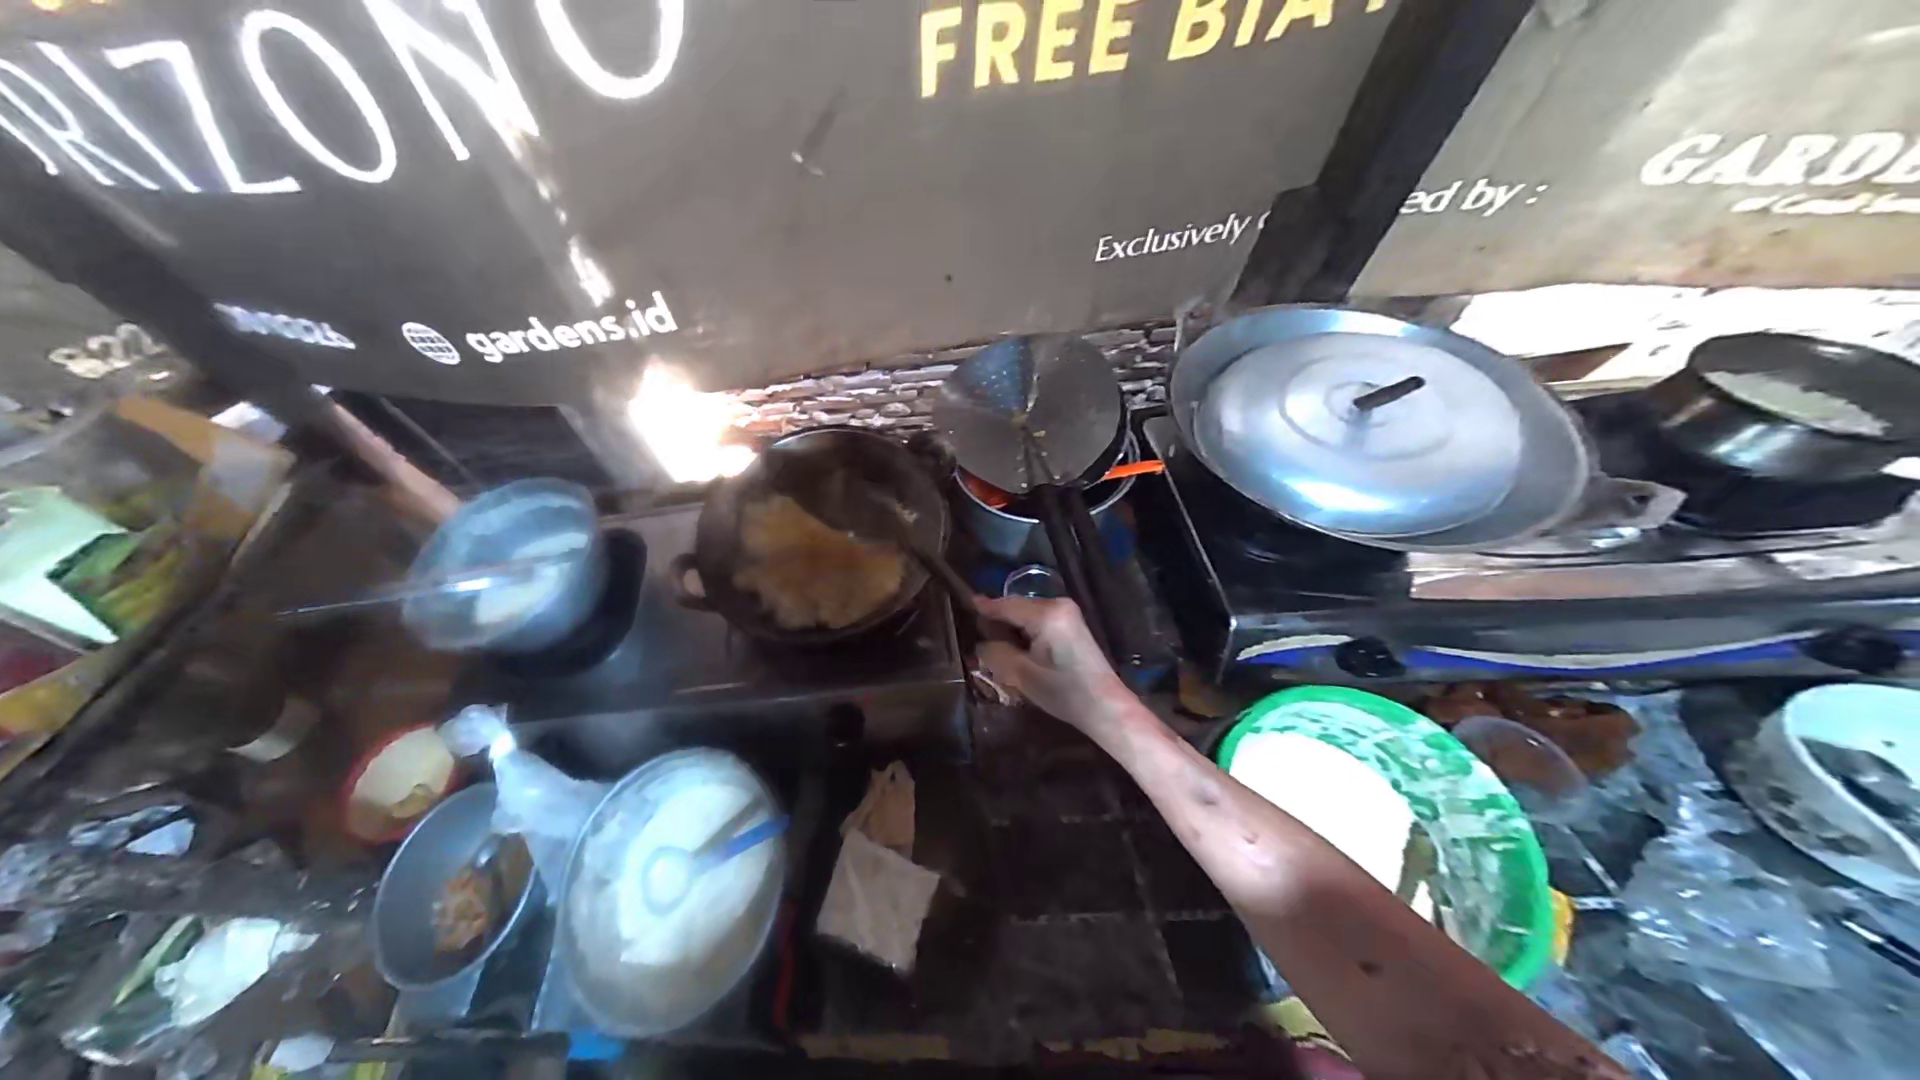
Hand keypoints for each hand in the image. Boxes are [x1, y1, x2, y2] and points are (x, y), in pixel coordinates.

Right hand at [973, 596, 1132, 733]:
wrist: (1106, 706)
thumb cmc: (1065, 692)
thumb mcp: (1022, 675)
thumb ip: (996, 653)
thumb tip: (982, 643)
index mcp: (1047, 614)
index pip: (1007, 605)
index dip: (985, 608)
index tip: (965, 604)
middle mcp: (1059, 605)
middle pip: (1017, 608)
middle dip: (998, 622)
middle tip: (978, 639)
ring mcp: (1068, 613)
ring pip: (1028, 615)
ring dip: (1012, 628)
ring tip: (994, 648)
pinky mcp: (1072, 625)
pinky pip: (1039, 621)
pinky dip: (1026, 632)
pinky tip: (1017, 649)